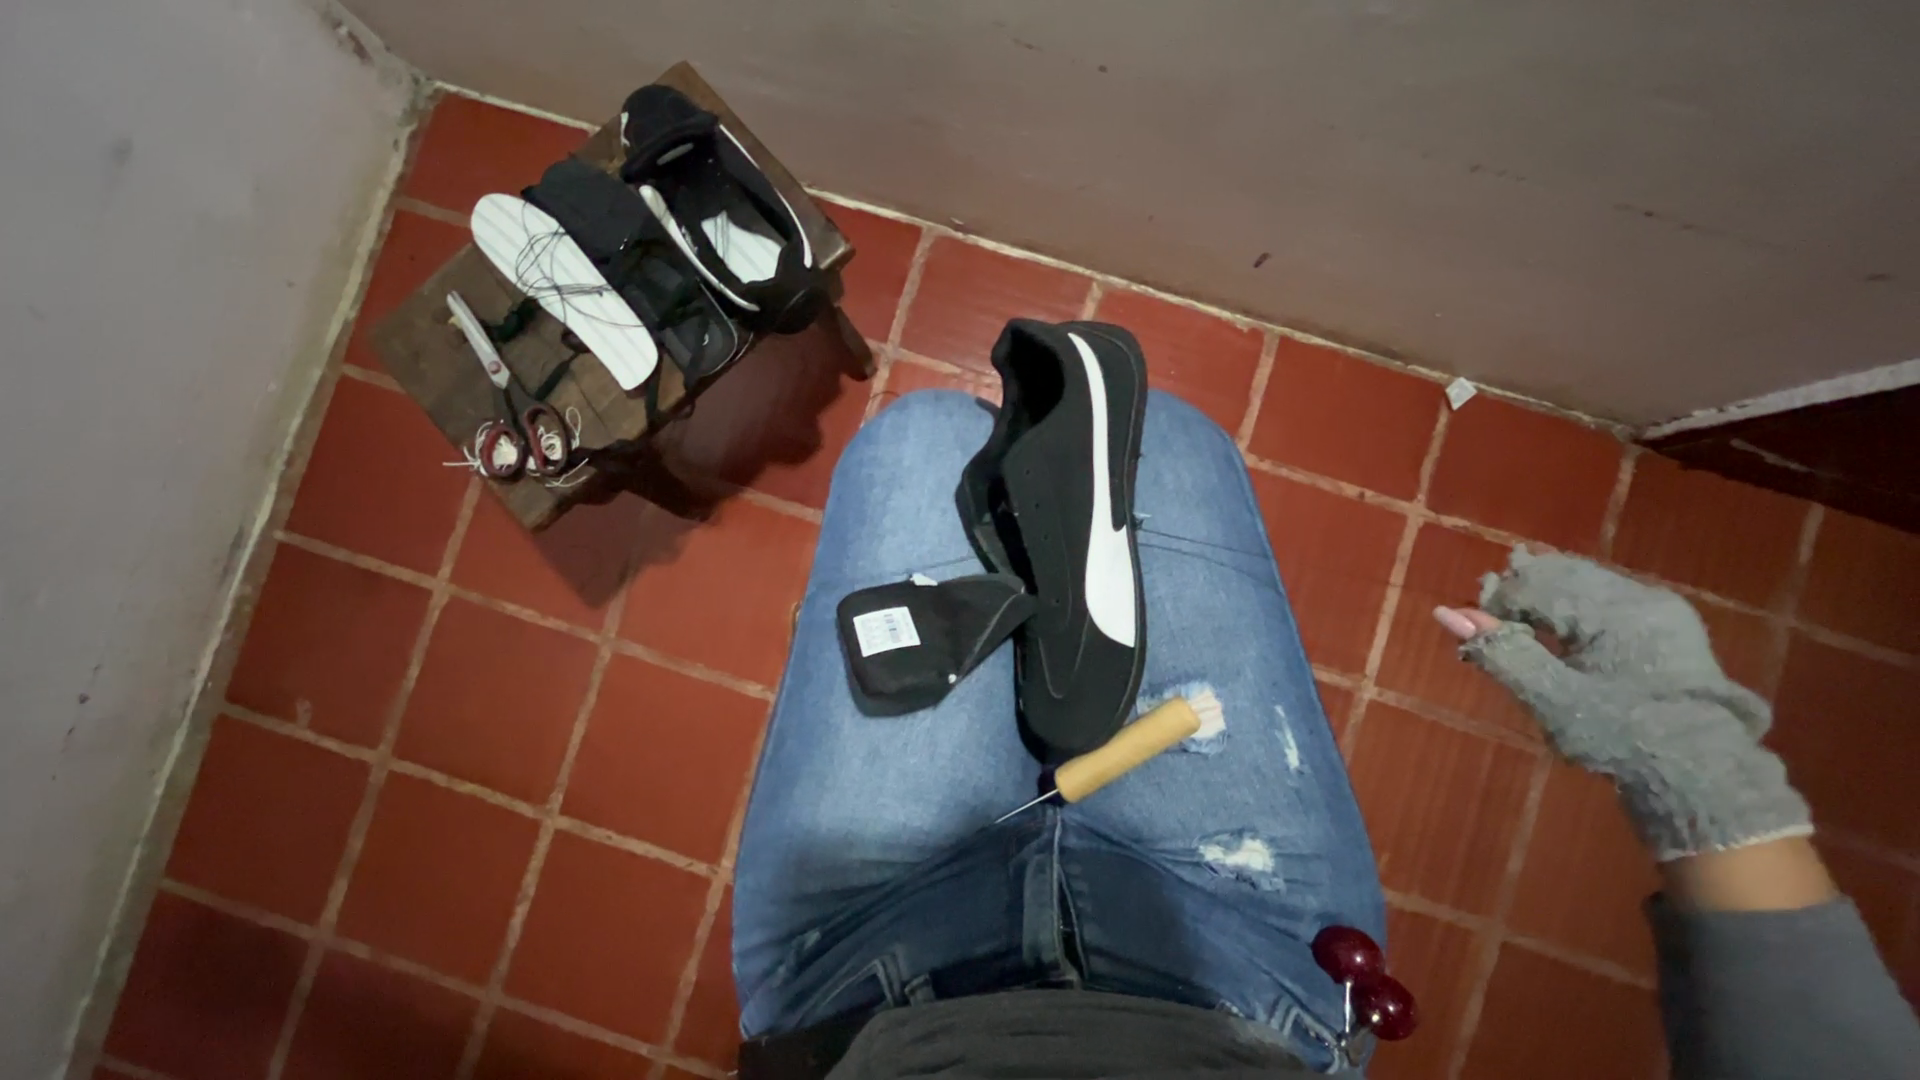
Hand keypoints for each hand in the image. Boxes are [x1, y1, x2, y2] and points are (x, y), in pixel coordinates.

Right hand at [1427, 550, 1809, 862]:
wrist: (1699, 772)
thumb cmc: (1617, 735)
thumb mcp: (1549, 698)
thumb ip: (1500, 651)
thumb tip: (1444, 612)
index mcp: (1615, 612)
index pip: (1536, 585)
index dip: (1497, 602)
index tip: (1476, 630)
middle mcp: (1640, 596)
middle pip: (1561, 575)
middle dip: (1519, 592)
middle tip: (1489, 619)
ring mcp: (1658, 607)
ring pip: (1582, 581)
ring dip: (1543, 594)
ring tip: (1516, 621)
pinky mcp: (1665, 623)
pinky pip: (1604, 595)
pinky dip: (1570, 603)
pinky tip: (1554, 624)